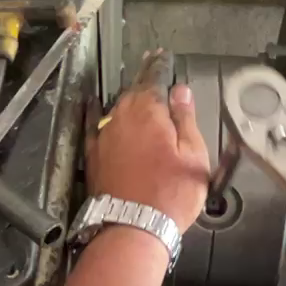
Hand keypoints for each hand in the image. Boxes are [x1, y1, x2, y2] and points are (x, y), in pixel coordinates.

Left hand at [84, 49, 210, 230]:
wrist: (133, 228)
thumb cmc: (170, 195)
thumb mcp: (193, 156)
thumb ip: (185, 120)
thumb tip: (180, 92)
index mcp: (149, 111)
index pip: (155, 77)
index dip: (161, 65)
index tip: (164, 56)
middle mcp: (122, 117)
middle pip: (134, 90)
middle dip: (144, 78)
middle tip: (152, 65)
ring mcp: (104, 136)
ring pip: (117, 108)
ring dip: (128, 98)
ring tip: (137, 91)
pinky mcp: (93, 156)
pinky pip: (94, 126)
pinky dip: (96, 114)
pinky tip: (93, 106)